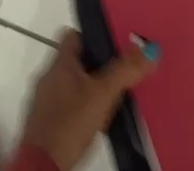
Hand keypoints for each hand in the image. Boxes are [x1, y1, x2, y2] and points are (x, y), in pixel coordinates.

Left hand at [20, 30, 158, 169]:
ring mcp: (42, 101)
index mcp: (59, 63)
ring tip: (108, 101)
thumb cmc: (71, 122)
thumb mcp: (104, 94)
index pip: (73, 35)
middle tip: (115, 77)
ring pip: (69, 85)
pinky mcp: (42, 123)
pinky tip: (92, 122)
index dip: (92, 37)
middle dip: (94, 68)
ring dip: (87, 90)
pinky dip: (78, 109)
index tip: (111, 48)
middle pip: (73, 61)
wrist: (42, 165)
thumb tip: (150, 50)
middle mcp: (47, 77)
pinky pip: (63, 106)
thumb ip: (126, 70)